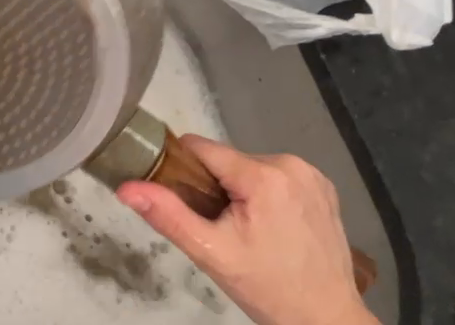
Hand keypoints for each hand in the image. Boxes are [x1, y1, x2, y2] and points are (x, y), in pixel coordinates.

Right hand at [117, 137, 375, 324]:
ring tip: (248, 229)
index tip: (188, 203)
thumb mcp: (212, 254)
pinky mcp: (323, 186)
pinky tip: (274, 225)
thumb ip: (168, 215)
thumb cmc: (269, 288)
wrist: (330, 324)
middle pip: (225, 159)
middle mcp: (290, 164)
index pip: (201, 148)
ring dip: (239, 190)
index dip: (185, 171)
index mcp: (263, 175)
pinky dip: (265, 193)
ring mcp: (311, 174)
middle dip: (215, 186)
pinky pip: (274, 175)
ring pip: (248, 166)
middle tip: (221, 227)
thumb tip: (125, 187)